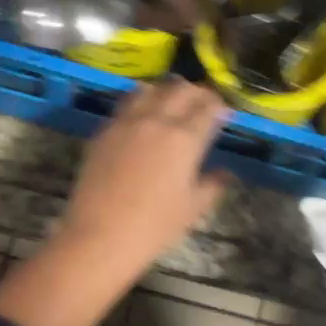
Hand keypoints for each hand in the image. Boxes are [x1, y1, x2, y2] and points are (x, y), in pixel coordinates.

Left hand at [54, 80, 230, 276]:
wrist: (100, 236)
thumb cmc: (154, 227)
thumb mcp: (192, 209)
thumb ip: (213, 185)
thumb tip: (225, 173)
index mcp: (184, 139)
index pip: (208, 109)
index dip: (220, 107)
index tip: (225, 113)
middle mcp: (156, 121)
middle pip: (180, 90)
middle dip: (197, 92)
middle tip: (203, 103)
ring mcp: (126, 123)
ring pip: (150, 89)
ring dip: (166, 90)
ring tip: (172, 101)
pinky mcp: (103, 131)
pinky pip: (125, 104)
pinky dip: (140, 101)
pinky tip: (143, 115)